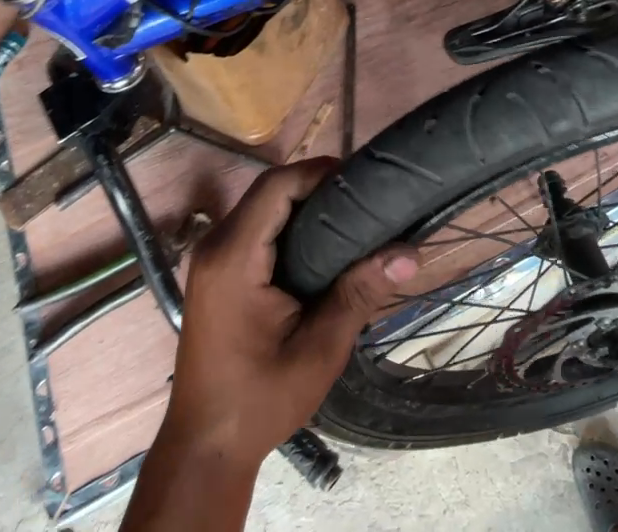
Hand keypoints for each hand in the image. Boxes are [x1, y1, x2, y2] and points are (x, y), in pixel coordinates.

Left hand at [160, 157, 418, 464]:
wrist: (207, 445)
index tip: (365, 180)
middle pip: (268, 192)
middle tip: (369, 200)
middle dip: (318, 187)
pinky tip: (326, 246)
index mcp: (233, 259)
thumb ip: (359, 294)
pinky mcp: (218, 274)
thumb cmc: (260, 399)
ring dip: (305, 207)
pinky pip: (256, 230)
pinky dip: (290, 227)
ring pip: (262, 208)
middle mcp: (215, 248)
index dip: (319, 172)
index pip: (276, 187)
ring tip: (356, 218)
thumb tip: (410, 254)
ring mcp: (212, 260)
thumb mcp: (319, 349)